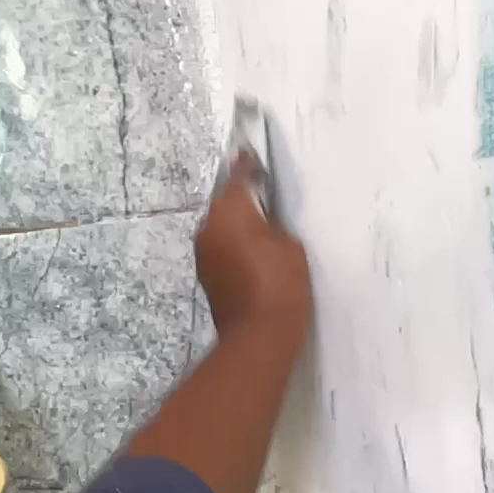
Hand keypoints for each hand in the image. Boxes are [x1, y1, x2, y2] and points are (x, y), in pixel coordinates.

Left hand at [195, 154, 310, 345]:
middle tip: (261, 199)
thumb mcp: (290, 246)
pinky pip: (219, 249)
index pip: (240, 175)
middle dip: (241, 199)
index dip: (249, 165)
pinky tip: (249, 255)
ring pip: (220, 227)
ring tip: (257, 231)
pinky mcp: (205, 275)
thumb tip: (261, 227)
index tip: (254, 157)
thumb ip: (273, 226)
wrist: (258, 335)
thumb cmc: (281, 284)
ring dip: (235, 226)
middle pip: (225, 202)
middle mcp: (209, 224)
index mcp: (231, 208)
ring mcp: (203, 251)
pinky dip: (231, 247)